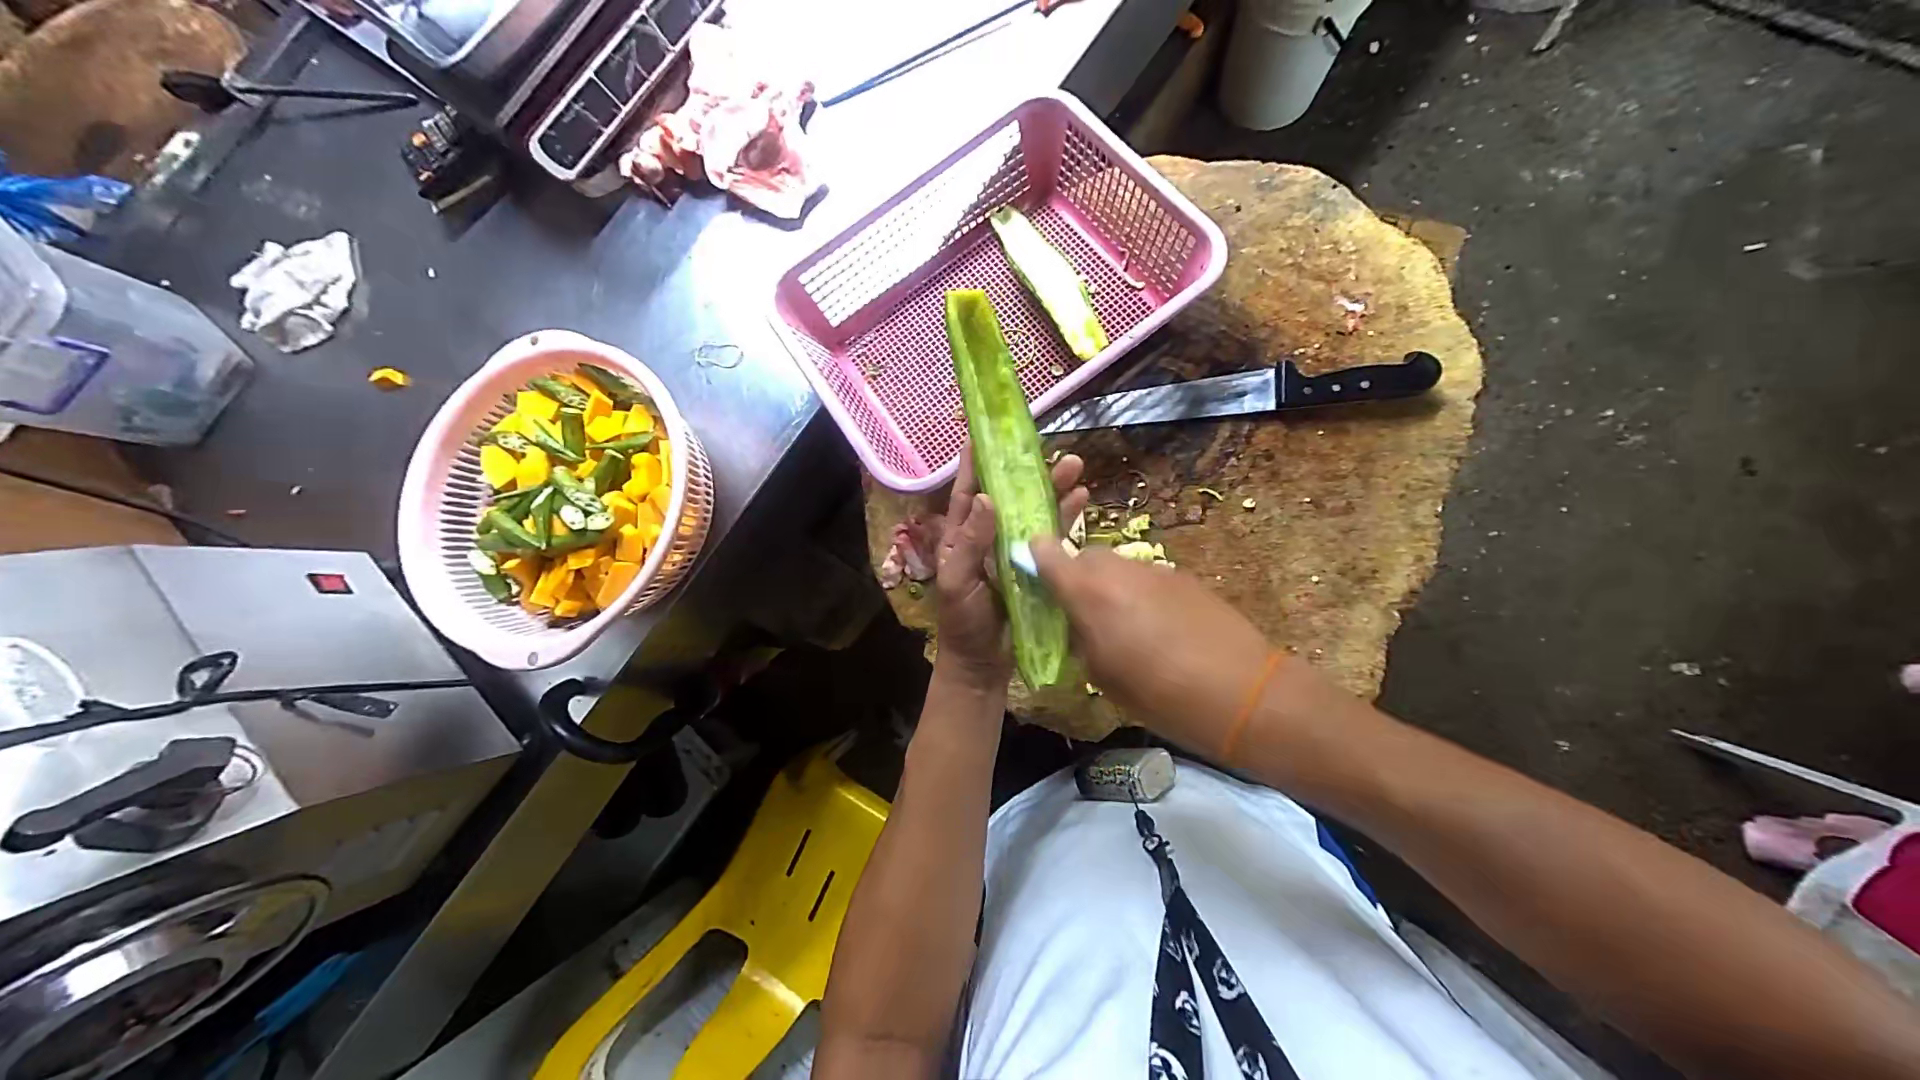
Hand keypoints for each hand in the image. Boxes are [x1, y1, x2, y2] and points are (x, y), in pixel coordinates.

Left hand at [935, 449, 1087, 688]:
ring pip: (1034, 512)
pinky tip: (1082, 499)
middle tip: (1050, 448)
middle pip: (1009, 496)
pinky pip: (1053, 538)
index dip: (974, 463)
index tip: (982, 433)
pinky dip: (1066, 519)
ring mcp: (1015, 552)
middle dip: (1026, 471)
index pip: (967, 492)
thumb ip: (970, 543)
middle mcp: (989, 538)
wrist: (984, 665)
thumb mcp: (958, 582)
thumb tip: (987, 498)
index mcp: (962, 537)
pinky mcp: (1037, 568)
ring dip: (1053, 489)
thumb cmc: (963, 624)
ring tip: (1075, 466)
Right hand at [1027, 541, 1291, 752]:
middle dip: (1075, 576)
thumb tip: (1076, 623)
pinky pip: (1146, 577)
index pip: (1048, 554)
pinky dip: (1139, 593)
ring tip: (1121, 624)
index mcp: (1089, 593)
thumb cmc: (1160, 695)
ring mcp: (1154, 570)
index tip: (1030, 568)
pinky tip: (1155, 627)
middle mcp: (1119, 571)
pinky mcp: (1184, 578)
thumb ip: (1081, 638)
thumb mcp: (1103, 675)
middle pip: (1085, 557)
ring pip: (1117, 566)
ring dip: (1109, 585)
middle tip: (1080, 611)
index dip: (1035, 556)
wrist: (1242, 693)